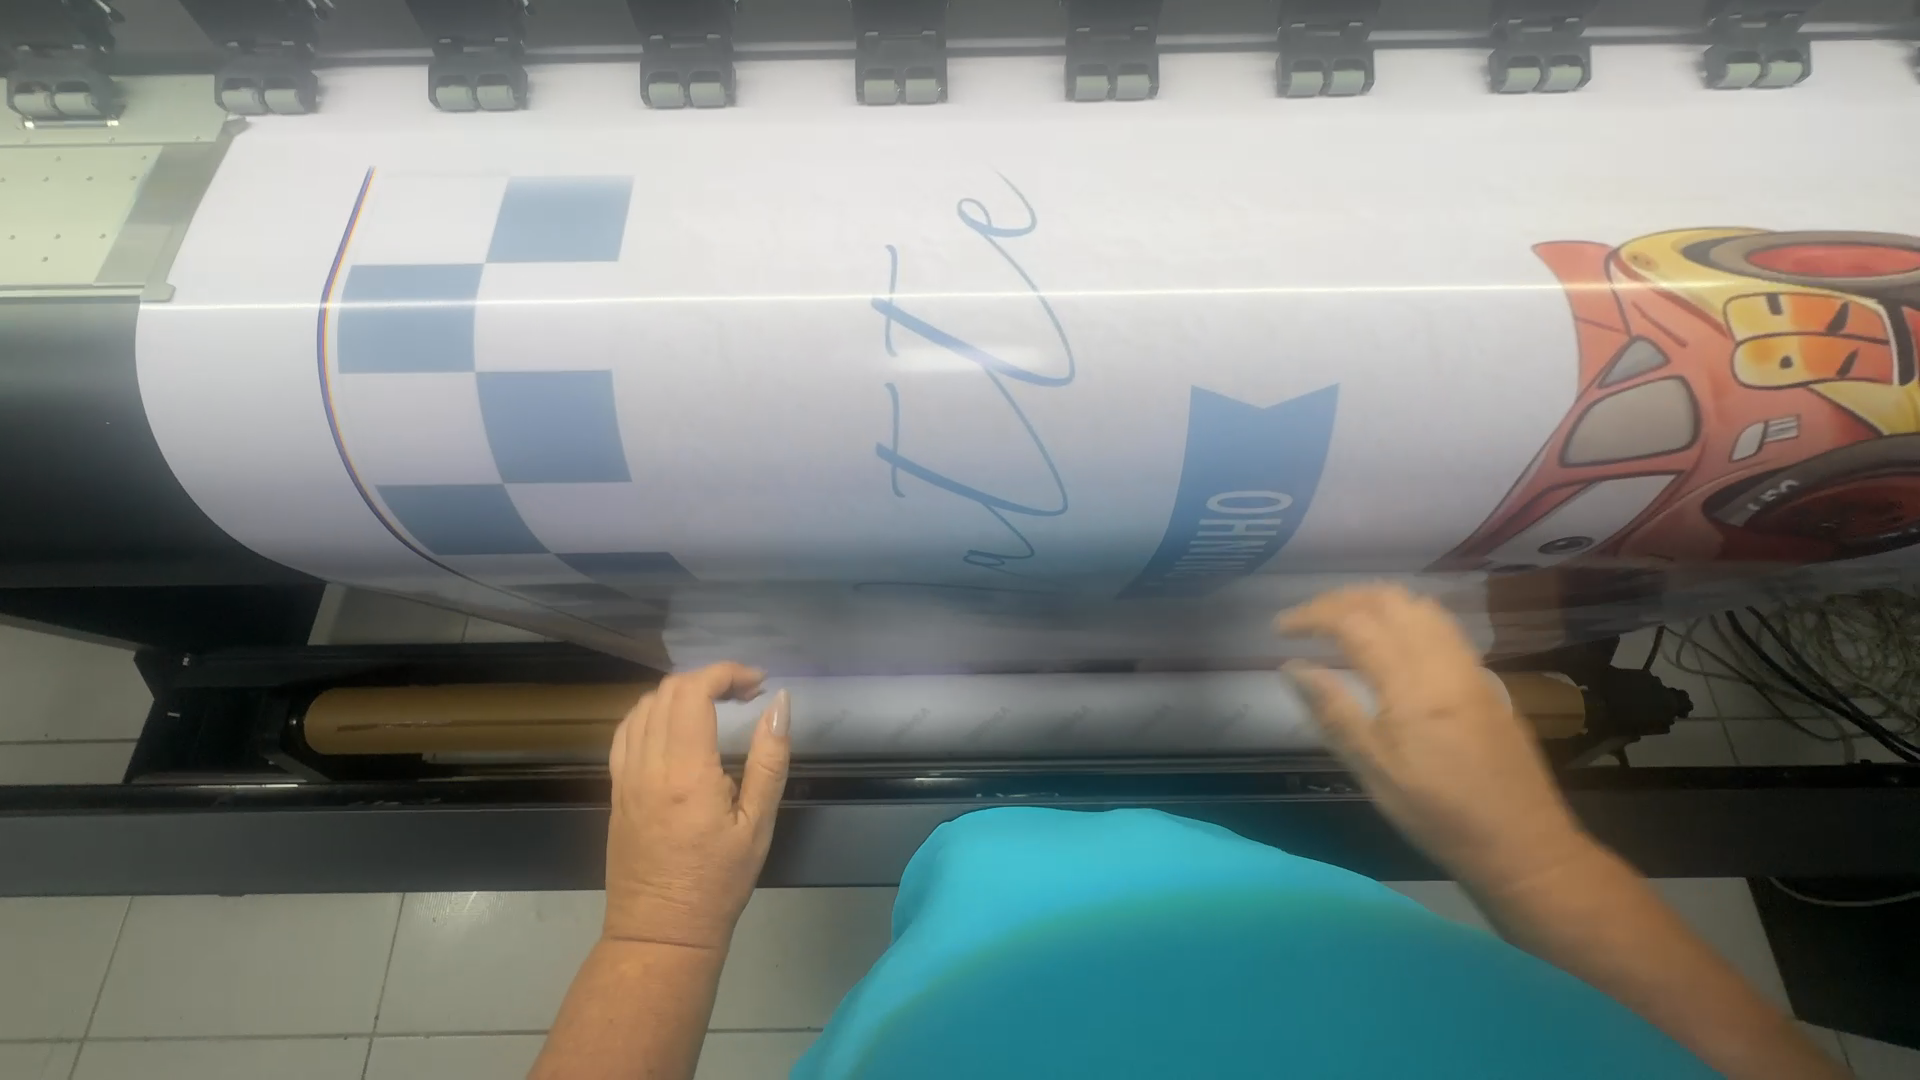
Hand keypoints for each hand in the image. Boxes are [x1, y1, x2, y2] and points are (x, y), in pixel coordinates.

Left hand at [603, 663, 790, 949]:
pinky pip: (627, 731)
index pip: (693, 691)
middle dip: (709, 679)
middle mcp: (648, 766)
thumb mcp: (758, 823)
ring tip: (717, 706)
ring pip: (643, 706)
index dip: (726, 673)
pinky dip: (654, 713)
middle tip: (745, 694)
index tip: (757, 683)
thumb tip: (779, 702)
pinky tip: (678, 726)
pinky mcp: (616, 790)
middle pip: (668, 691)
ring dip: (681, 693)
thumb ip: (770, 758)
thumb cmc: (718, 882)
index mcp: (686, 772)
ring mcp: (625, 777)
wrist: (660, 932)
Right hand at [1277, 584, 1590, 888]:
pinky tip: (1387, 644)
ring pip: (1420, 607)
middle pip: (1389, 600)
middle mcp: (1444, 664)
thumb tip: (1293, 667)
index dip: (1311, 616)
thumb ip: (1333, 712)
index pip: (1354, 623)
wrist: (1526, 847)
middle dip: (1340, 599)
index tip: (1280, 629)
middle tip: (1307, 620)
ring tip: (1341, 622)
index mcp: (1412, 686)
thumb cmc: (1440, 815)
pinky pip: (1440, 627)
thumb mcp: (1374, 771)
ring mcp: (1470, 670)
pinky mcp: (1485, 683)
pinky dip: (1403, 617)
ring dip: (1374, 602)